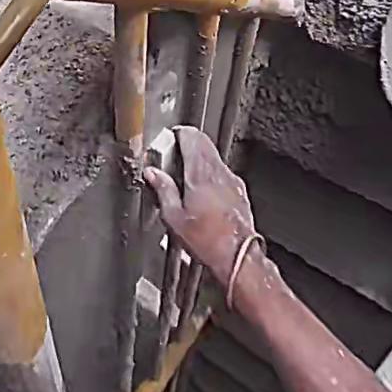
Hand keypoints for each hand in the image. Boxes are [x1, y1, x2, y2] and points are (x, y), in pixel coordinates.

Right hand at [141, 125, 256, 276]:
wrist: (238, 258)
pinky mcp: (239, 191)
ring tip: (185, 174)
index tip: (169, 138)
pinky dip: (211, 173)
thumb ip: (163, 189)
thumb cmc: (207, 241)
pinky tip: (202, 190)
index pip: (192, 137)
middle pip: (204, 143)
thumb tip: (152, 173)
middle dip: (188, 143)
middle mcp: (219, 172)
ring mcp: (232, 181)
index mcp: (200, 174)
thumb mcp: (174, 217)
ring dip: (199, 158)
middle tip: (174, 153)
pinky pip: (223, 172)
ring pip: (214, 157)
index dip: (179, 134)